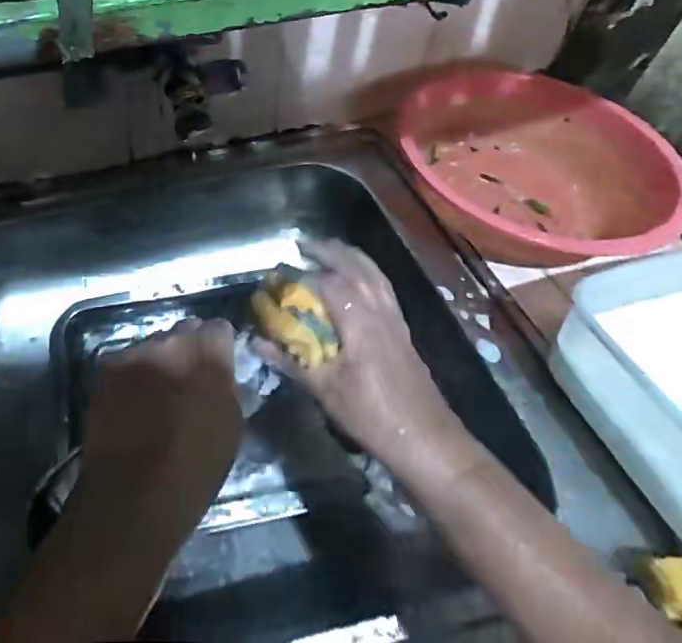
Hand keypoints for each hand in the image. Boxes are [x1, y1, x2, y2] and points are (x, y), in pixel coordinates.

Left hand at [80, 319, 242, 502]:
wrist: (131, 499)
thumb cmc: (194, 469)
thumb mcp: (231, 428)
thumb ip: (230, 390)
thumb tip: (227, 378)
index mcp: (210, 353)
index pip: (219, 329)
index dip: (219, 348)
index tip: (217, 369)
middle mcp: (174, 341)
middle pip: (184, 331)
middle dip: (187, 350)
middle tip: (187, 381)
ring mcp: (137, 352)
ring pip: (153, 345)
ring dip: (158, 362)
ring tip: (155, 396)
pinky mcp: (107, 370)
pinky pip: (126, 362)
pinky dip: (131, 377)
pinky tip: (130, 404)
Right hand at [256, 240, 473, 478]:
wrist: (425, 437)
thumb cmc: (372, 415)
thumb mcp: (326, 392)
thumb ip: (291, 362)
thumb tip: (257, 342)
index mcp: (359, 320)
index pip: (326, 283)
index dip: (300, 275)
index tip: (277, 273)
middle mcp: (379, 309)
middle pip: (354, 266)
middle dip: (327, 251)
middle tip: (301, 245)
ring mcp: (394, 315)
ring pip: (372, 271)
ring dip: (349, 255)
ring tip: (327, 250)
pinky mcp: (402, 326)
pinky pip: (382, 284)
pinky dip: (366, 270)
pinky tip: (357, 277)